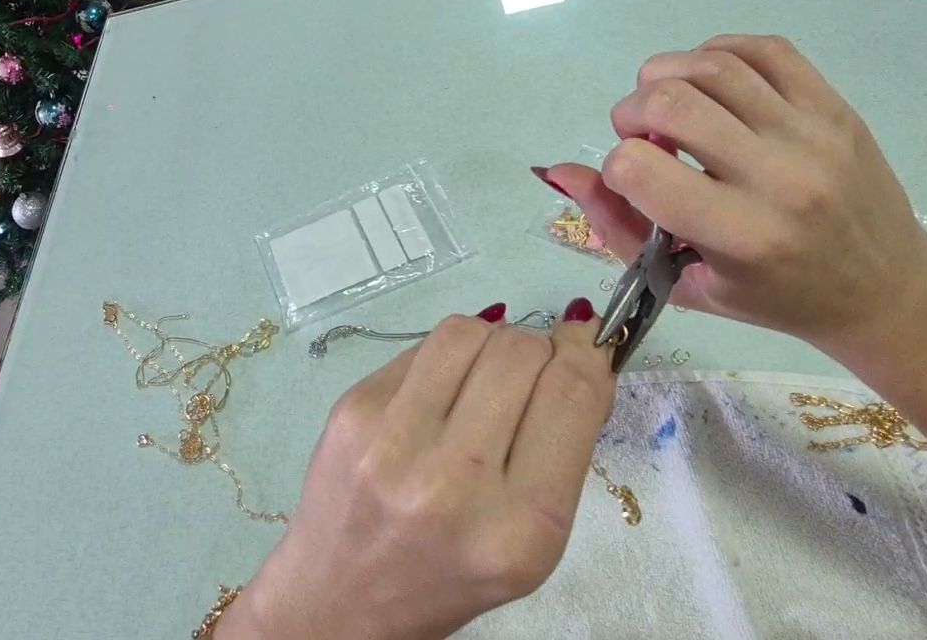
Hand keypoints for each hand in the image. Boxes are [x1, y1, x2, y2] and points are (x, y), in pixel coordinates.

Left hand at [217, 301, 615, 639]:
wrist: (340, 594)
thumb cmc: (450, 572)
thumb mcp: (529, 541)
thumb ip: (561, 449)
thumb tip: (578, 348)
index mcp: (519, 528)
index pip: (570, 396)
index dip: (586, 355)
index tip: (586, 340)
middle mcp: (452, 479)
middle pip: (519, 352)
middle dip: (537, 349)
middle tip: (530, 372)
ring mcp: (392, 437)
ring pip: (465, 331)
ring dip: (489, 339)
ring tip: (484, 371)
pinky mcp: (352, 408)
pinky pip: (419, 346)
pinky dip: (443, 355)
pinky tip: (440, 388)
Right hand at [539, 35, 926, 355]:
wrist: (888, 293)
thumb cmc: (774, 298)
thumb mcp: (682, 283)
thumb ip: (614, 225)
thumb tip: (558, 170)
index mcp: (740, 235)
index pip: (638, 168)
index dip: (615, 167)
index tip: (633, 183)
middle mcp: (779, 178)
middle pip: (670, 102)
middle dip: (630, 112)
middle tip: (640, 135)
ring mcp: (814, 135)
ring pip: (711, 65)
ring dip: (664, 76)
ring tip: (667, 105)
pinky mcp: (836, 108)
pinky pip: (764, 48)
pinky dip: (715, 53)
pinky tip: (708, 82)